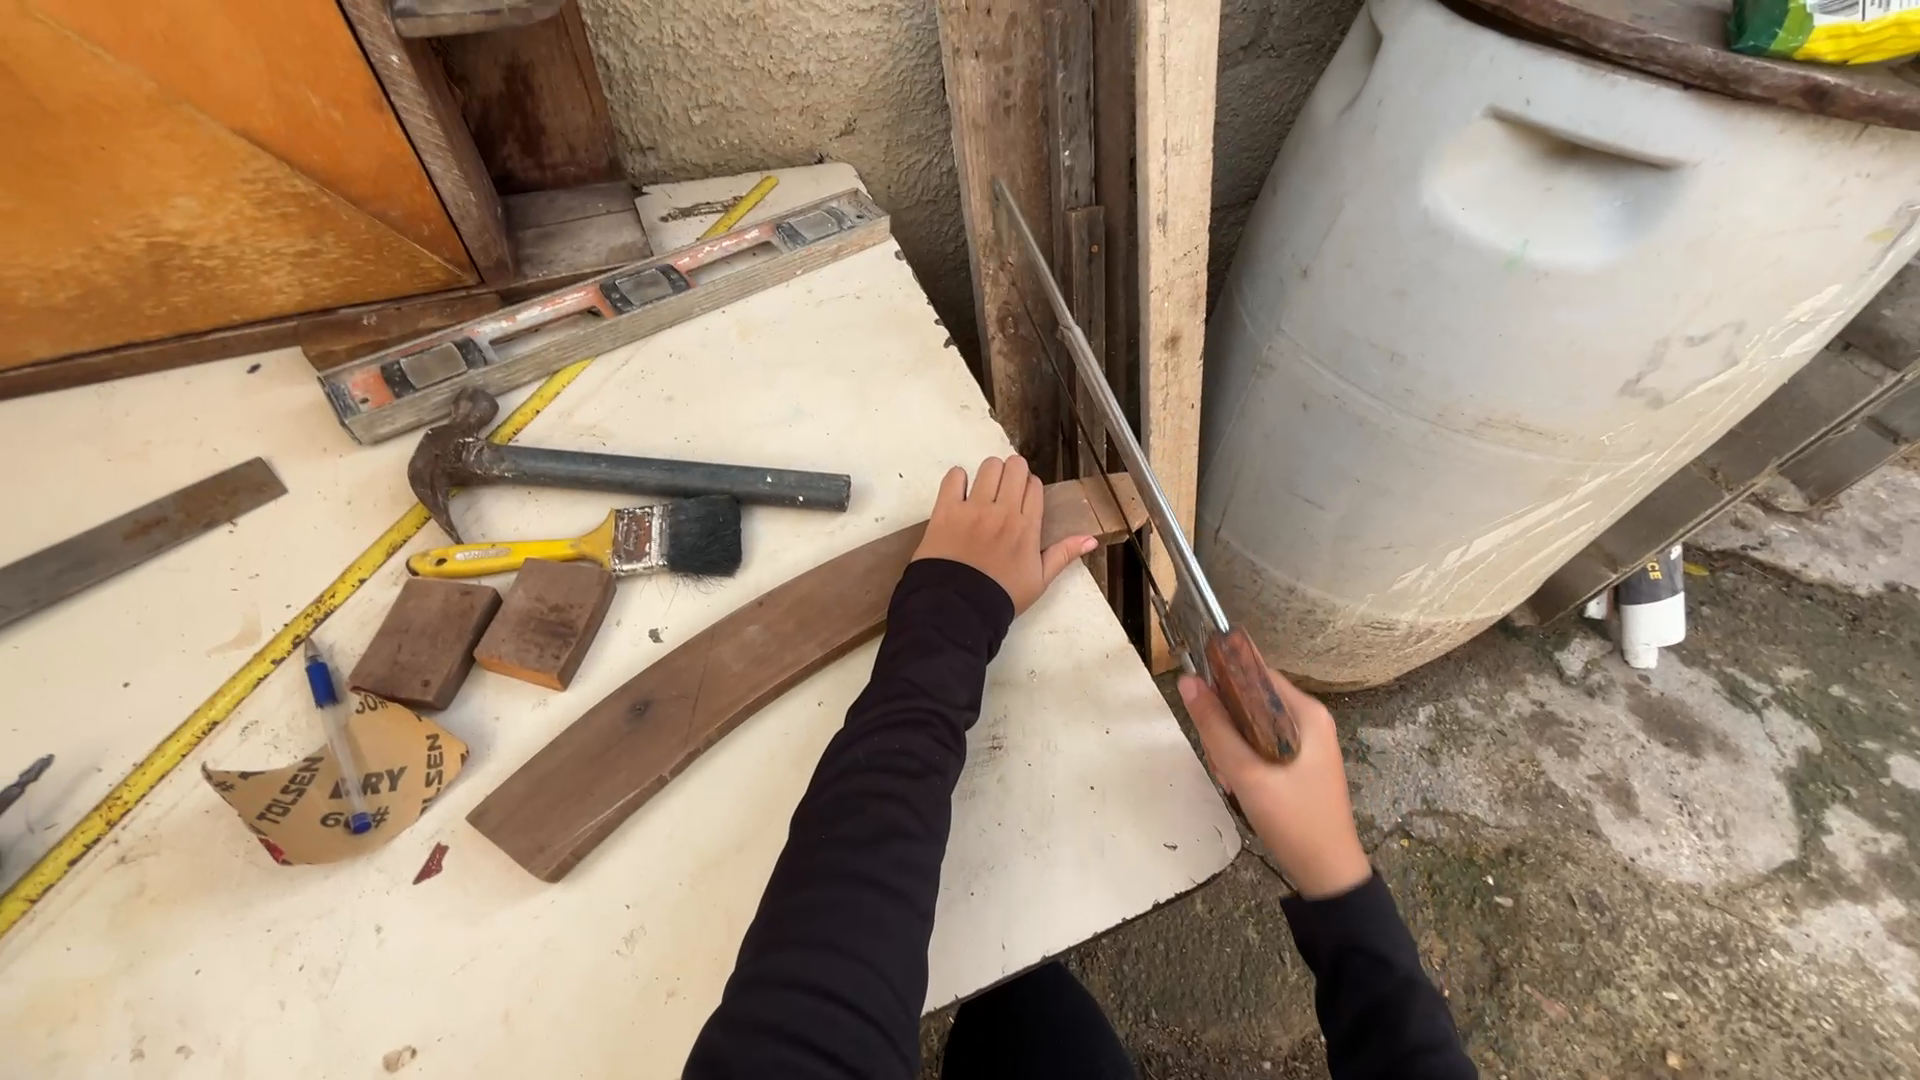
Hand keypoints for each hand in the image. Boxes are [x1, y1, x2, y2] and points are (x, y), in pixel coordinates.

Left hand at [912, 456, 1096, 614]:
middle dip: (1012, 472)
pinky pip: (954, 477)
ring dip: (989, 473)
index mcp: (1027, 526)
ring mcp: (973, 509)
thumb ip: (1064, 554)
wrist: (959, 608)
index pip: (1034, 485)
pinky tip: (960, 491)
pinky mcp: (946, 510)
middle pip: (1014, 468)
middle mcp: (1002, 512)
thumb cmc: (1001, 596)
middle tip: (1004, 488)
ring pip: (988, 467)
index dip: (1029, 487)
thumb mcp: (1039, 580)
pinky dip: (958, 479)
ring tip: (984, 489)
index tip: (1023, 498)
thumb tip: (1091, 539)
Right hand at [1181, 670, 1371, 899]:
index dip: (1223, 681)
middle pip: (1250, 699)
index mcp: (1306, 713)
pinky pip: (1260, 743)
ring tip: (1227, 777)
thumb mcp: (1246, 772)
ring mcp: (1305, 742)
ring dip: (1230, 745)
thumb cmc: (1292, 819)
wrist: (1327, 872)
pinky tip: (1236, 783)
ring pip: (1250, 724)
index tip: (1200, 704)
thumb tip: (1187, 682)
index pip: (1255, 672)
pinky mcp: (1298, 761)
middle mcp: (1309, 720)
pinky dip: (1242, 758)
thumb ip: (1215, 726)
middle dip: (1224, 723)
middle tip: (1216, 757)